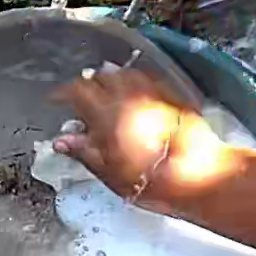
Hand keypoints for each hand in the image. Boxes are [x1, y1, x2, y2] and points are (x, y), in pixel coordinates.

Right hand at [52, 65, 245, 210]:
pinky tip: (134, 94)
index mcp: (108, 114)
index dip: (62, 93)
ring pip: (125, 73)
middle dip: (87, 85)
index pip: (77, 91)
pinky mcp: (174, 97)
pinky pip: (147, 79)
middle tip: (80, 99)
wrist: (199, 178)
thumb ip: (83, 152)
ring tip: (105, 93)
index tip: (56, 100)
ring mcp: (154, 94)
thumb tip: (62, 142)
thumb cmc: (153, 181)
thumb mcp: (109, 173)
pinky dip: (134, 82)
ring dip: (111, 79)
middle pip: (101, 77)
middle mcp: (129, 97)